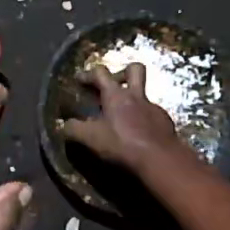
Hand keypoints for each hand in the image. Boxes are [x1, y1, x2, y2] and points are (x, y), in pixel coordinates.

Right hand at [62, 63, 183, 169]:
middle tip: (112, 85)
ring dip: (131, 101)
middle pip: (135, 70)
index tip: (79, 80)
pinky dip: (142, 119)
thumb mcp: (89, 138)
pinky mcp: (165, 123)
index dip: (88, 74)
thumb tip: (64, 124)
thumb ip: (73, 129)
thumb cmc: (122, 143)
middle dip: (122, 72)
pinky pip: (151, 114)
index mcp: (116, 95)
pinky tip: (136, 134)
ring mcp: (154, 108)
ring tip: (120, 117)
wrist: (161, 160)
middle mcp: (137, 97)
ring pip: (143, 95)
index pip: (100, 73)